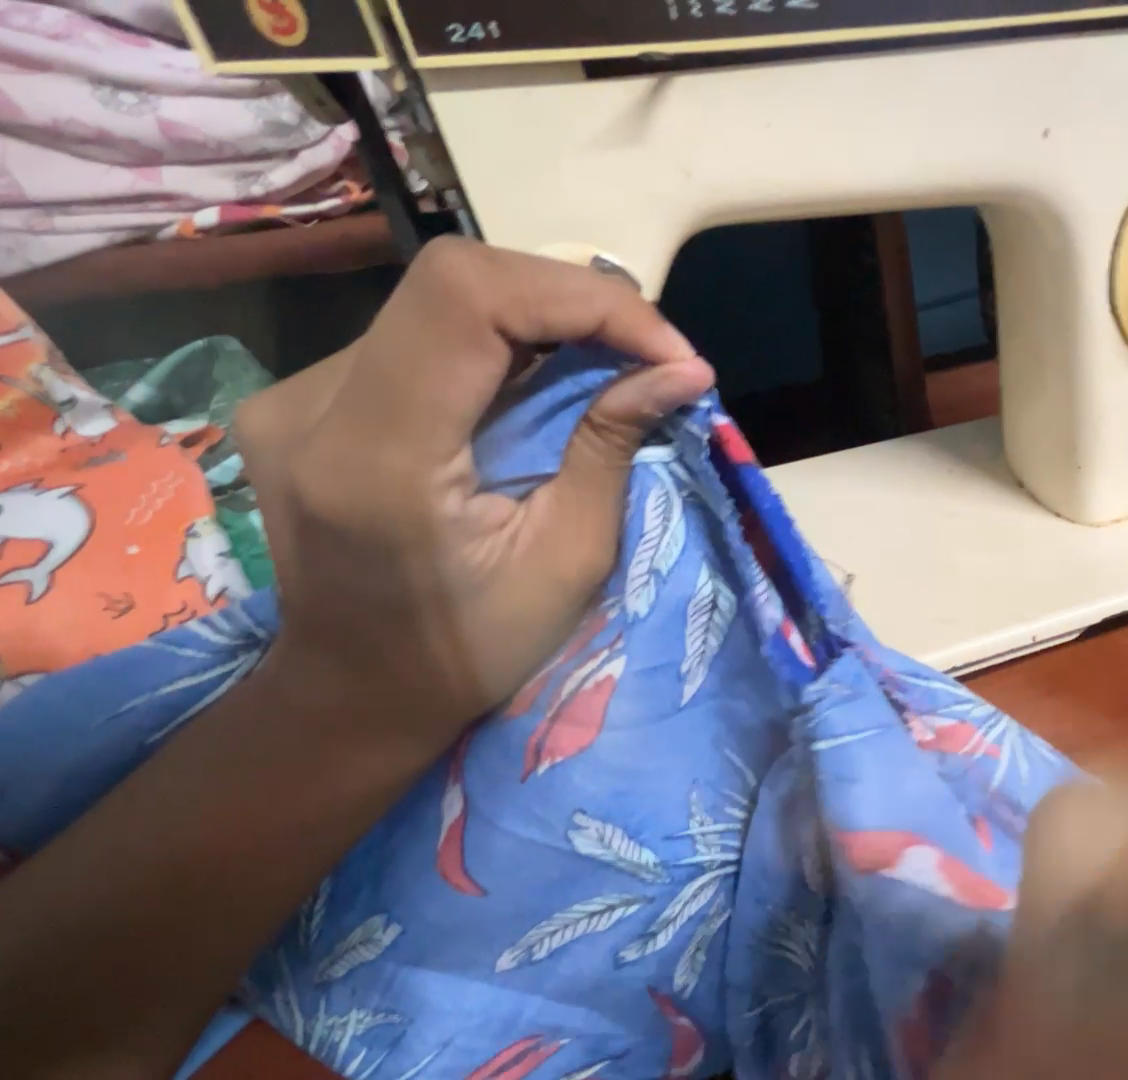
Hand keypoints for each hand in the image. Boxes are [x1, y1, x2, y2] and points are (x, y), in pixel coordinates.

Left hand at [232, 237, 712, 746]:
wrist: (355, 693)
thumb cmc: (474, 649)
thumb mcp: (570, 560)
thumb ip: (612, 448)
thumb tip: (682, 369)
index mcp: (379, 458)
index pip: (469, 299)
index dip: (583, 298)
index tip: (664, 349)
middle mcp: (316, 405)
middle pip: (457, 282)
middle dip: (576, 301)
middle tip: (650, 354)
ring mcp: (298, 393)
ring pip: (443, 301)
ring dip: (546, 320)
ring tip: (612, 367)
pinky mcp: (307, 397)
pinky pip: (425, 334)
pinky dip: (506, 344)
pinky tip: (542, 387)